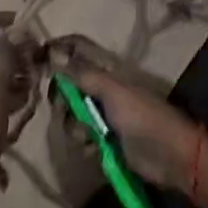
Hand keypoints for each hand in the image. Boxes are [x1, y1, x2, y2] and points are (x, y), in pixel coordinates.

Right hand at [52, 37, 203, 192]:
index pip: (77, 50)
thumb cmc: (143, 117)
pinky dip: (85, 144)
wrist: (170, 157)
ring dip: (76, 127)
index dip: (58, 50)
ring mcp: (103, 115)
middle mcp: (102, 89)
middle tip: (66, 109)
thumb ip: (82, 74)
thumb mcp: (113, 92)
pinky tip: (96, 150)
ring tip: (90, 136)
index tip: (37, 59)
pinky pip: (82, 137)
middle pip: (68, 86)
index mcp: (107, 70)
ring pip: (72, 114)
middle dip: (63, 99)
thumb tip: (53, 53)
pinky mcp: (104, 139)